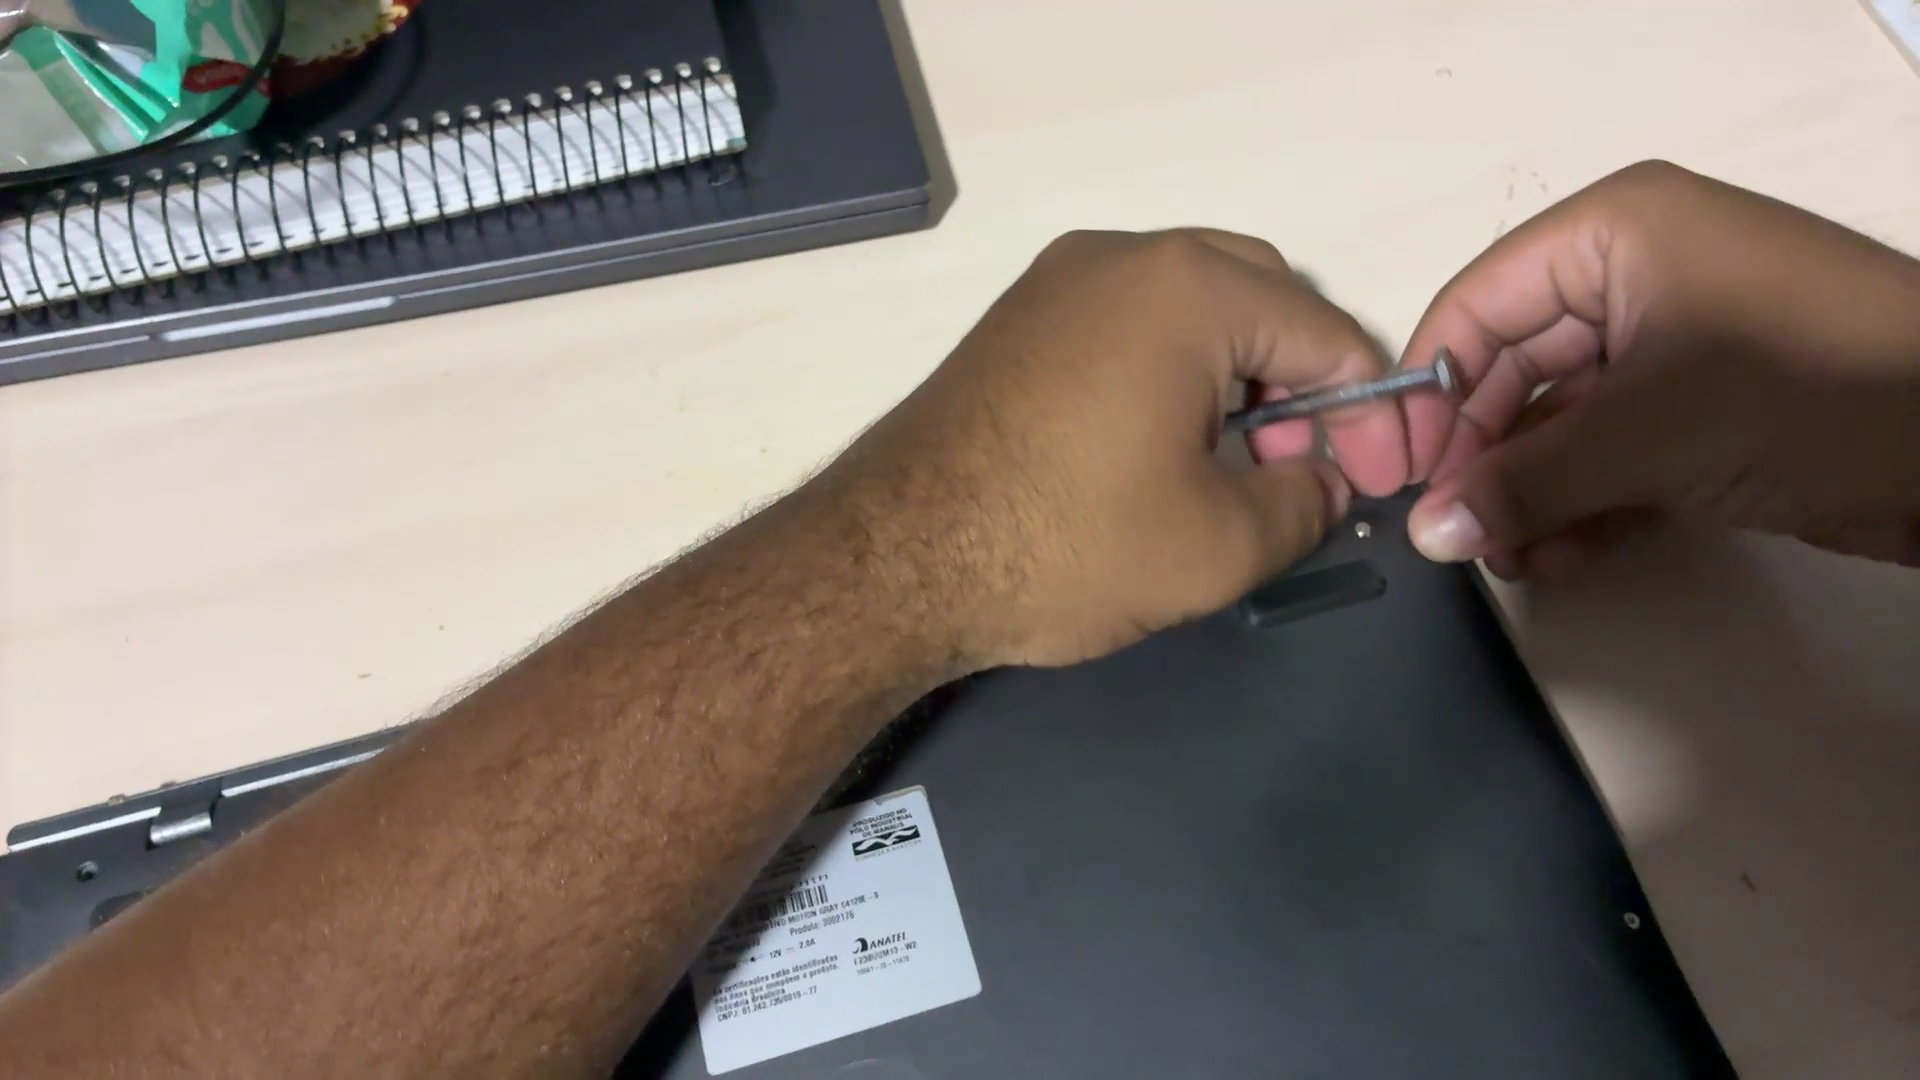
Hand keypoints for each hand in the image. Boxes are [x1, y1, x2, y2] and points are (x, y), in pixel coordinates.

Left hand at [823, 229, 1408, 667]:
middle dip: (1298, 388)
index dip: (1371, 413)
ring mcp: (1052, 287)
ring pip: (1184, 316)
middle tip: (1297, 471)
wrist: (892, 562)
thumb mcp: (1216, 546)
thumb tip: (1324, 479)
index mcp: (1186, 288)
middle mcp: (1117, 260)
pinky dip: (1163, 380)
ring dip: (1230, 383)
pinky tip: (1157, 447)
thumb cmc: (1062, 548)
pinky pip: (1120, 334)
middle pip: (1258, 305)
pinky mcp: (1012, 328)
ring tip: (1231, 469)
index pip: (1327, 333)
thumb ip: (1305, 502)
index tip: (1378, 480)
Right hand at [1398, 161, 1919, 578]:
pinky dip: (1567, 505)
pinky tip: (1558, 556)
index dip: (1426, 397)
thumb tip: (1423, 537)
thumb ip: (1517, 485)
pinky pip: (1588, 450)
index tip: (1403, 477)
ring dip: (1518, 496)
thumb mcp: (1646, 439)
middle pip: (1499, 376)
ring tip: (1510, 558)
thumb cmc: (1816, 398)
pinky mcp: (1679, 403)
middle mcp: (1621, 280)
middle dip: (1479, 463)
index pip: (1469, 313)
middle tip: (1457, 533)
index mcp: (1608, 239)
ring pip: (1540, 424)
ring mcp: (1652, 345)